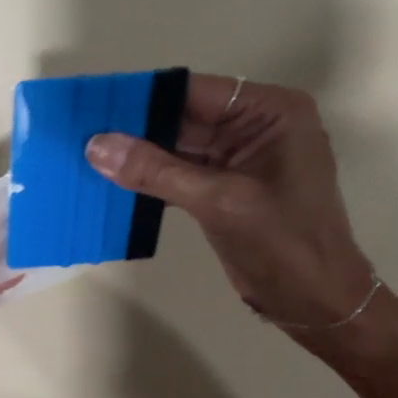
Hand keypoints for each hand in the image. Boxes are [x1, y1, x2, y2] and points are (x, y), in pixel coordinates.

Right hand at [86, 75, 373, 327]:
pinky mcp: (224, 186)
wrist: (318, 305)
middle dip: (134, 124)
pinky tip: (109, 177)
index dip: (144, 96)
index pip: (196, 91)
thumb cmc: (285, 245)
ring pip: (175, 143)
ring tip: (84, 150)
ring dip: (136, 151)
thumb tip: (96, 146)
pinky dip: (147, 175)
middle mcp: (256, 125)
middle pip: (182, 114)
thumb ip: (156, 171)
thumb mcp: (219, 202)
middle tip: (79, 128)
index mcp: (272, 113)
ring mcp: (239, 157)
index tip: (94, 102)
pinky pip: (177, 170)